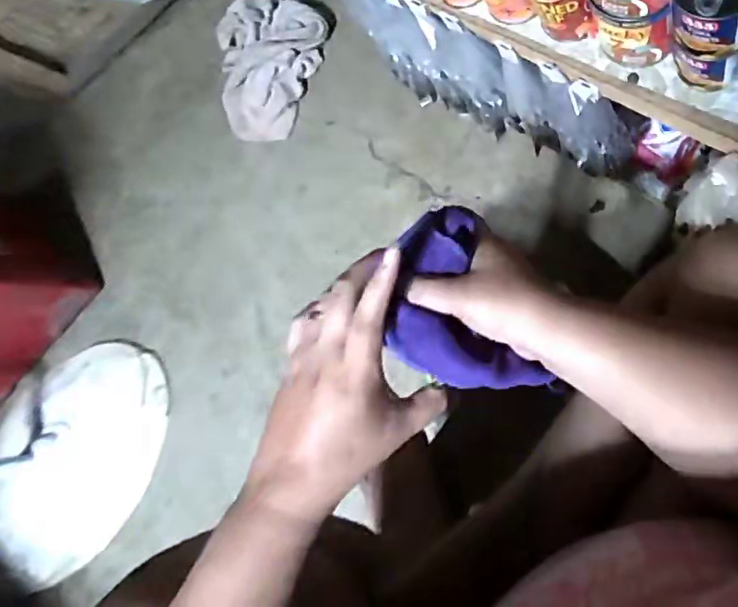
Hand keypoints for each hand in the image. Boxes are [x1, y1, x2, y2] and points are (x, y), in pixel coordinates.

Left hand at [243, 245, 447, 522]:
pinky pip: (303, 323)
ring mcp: (301, 357)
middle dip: (361, 269)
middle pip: (339, 295)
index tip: (394, 250)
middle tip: (382, 256)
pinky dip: (320, 306)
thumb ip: (428, 403)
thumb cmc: (347, 455)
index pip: (369, 308)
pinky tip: (327, 312)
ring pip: (319, 305)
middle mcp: (325, 351)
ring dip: (340, 285)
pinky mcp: (288, 367)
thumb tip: (450, 386)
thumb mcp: (397, 432)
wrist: (287, 486)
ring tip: (359, 280)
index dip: (383, 277)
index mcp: (354, 363)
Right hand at [403, 230, 557, 360]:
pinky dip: (460, 301)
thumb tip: (395, 283)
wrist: (544, 330)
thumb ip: (423, 288)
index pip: (454, 226)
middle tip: (405, 277)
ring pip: (467, 275)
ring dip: (447, 285)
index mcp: (485, 241)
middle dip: (434, 264)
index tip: (406, 249)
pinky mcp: (508, 298)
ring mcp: (504, 275)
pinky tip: (441, 312)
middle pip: (458, 252)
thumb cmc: (500, 302)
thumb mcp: (455, 295)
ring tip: (417, 296)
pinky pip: (477, 294)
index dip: (430, 234)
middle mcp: (495, 252)